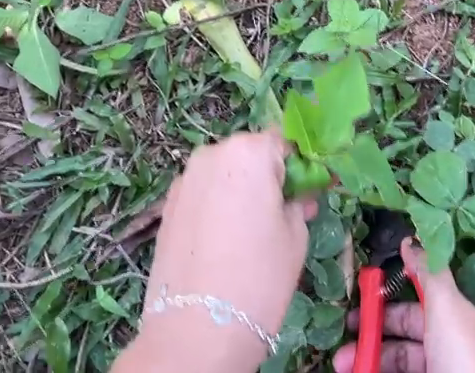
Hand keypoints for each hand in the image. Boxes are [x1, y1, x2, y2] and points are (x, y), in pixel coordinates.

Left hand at [116, 130, 316, 372]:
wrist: (196, 331)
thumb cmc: (258, 276)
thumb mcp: (295, 235)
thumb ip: (299, 202)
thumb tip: (300, 194)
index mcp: (249, 151)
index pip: (282, 142)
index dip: (297, 166)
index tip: (306, 192)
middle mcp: (213, 153)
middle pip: (250, 155)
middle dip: (266, 178)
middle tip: (280, 216)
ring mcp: (186, 178)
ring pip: (224, 174)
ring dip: (239, 192)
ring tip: (249, 235)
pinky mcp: (167, 205)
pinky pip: (202, 194)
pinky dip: (215, 207)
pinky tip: (222, 243)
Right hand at [334, 239, 474, 372]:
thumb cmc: (462, 355)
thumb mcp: (447, 305)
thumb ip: (428, 272)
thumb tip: (410, 239)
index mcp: (449, 319)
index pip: (412, 305)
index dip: (384, 300)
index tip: (356, 301)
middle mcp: (441, 347)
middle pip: (398, 337)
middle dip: (367, 336)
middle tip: (341, 346)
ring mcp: (434, 371)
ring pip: (393, 363)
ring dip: (365, 360)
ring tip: (341, 365)